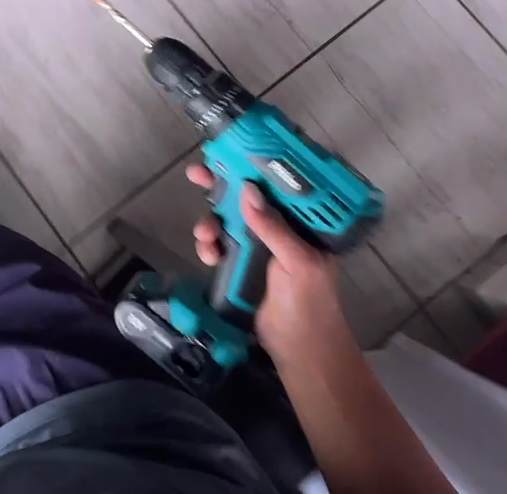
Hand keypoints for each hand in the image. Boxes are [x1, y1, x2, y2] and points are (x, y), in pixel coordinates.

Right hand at [187, 166, 350, 364]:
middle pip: (244, 198)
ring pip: (226, 220)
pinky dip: (208, 246)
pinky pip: (218, 245)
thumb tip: (247, 191)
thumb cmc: (310, 305)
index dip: (251, 167)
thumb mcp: (298, 264)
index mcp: (301, 224)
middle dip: (218, 185)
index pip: (276, 185)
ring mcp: (258, 247)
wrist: (300, 353)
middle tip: (196, 175)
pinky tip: (209, 256)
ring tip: (206, 237)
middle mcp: (278, 229)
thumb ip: (273, 229)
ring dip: (210, 222)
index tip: (227, 153)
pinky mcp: (240, 265)